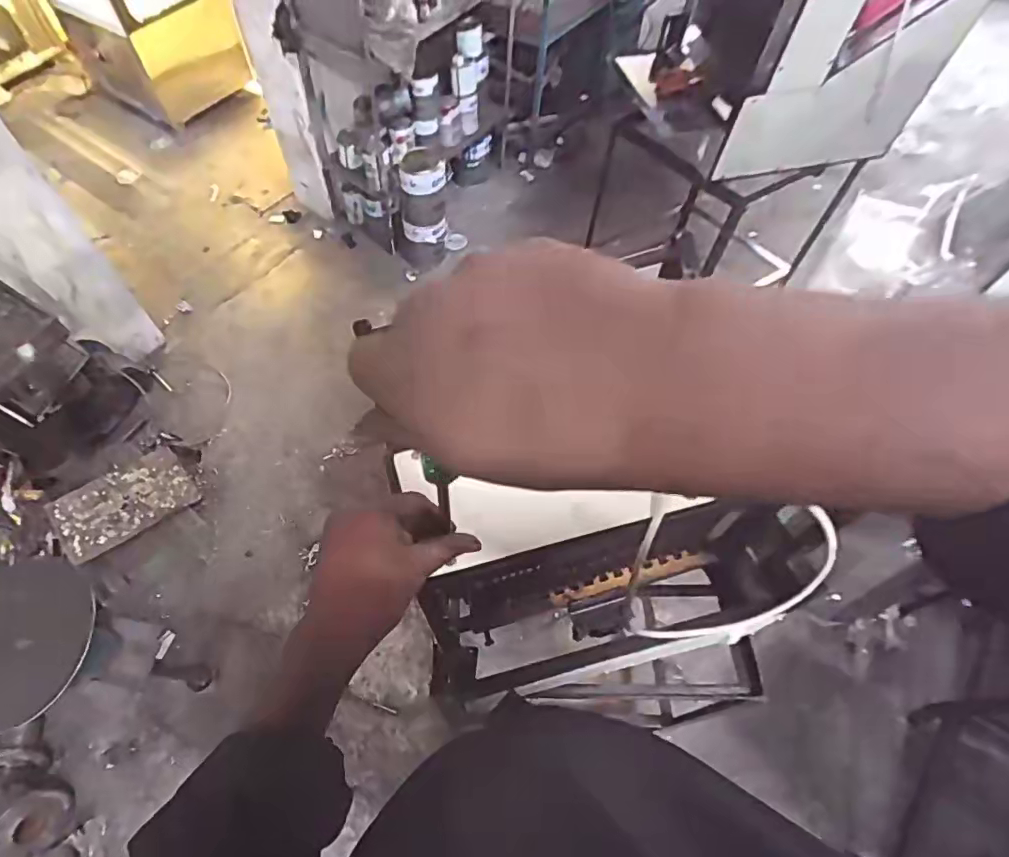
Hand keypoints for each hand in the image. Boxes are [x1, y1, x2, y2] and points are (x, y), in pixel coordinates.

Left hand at [304, 494, 479, 659]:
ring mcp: (338, 530)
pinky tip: (396, 564)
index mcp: (373, 511)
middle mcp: (352, 513)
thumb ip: (446, 548)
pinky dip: (382, 544)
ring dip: (402, 537)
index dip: (438, 516)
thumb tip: (471, 541)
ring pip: (379, 524)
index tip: (451, 532)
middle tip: (440, 546)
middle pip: (395, 511)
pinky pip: (364, 536)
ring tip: (420, 558)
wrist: (338, 625)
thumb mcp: (418, 567)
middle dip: (420, 528)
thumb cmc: (377, 594)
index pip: (414, 501)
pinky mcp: (332, 547)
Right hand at [349, 239, 665, 490]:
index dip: (390, 384)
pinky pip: (503, 276)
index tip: (423, 404)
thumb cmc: (546, 441)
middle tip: (482, 382)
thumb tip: (381, 419)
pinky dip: (517, 299)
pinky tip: (560, 326)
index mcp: (401, 366)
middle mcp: (426, 307)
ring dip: (474, 321)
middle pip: (410, 324)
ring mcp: (479, 270)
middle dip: (432, 350)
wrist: (644, 378)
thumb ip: (411, 429)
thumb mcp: (466, 456)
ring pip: (457, 297)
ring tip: (531, 353)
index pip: (364, 363)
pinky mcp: (528, 248)